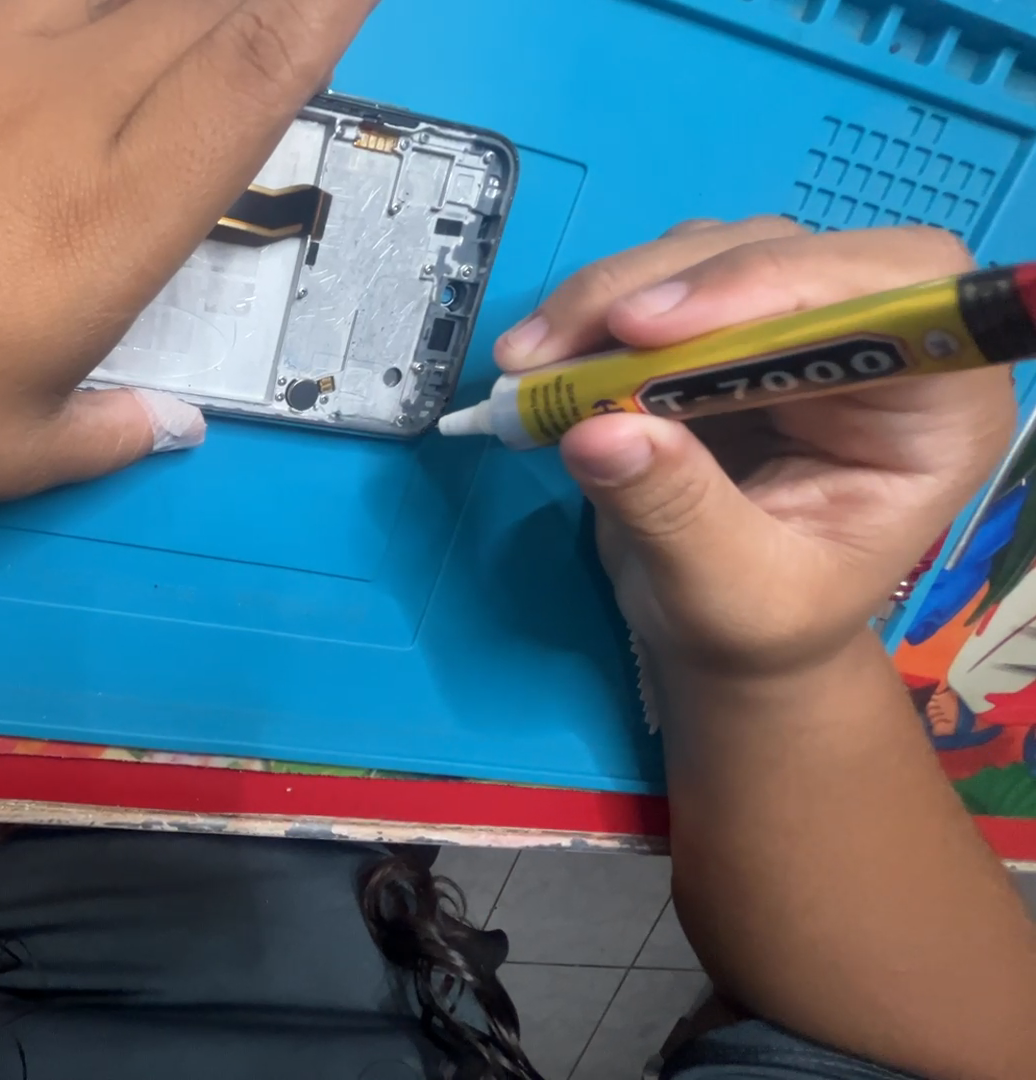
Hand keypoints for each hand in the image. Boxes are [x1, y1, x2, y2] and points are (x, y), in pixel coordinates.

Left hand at [0, 0, 377, 536]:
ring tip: (169, 23)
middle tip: (277, 11)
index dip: (322, 9)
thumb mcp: (19, 453)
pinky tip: (39, 13)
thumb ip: (115, 429)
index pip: (250, 77)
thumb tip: (175, 426)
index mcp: (112, 219)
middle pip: (195, 2)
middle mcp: (59, 108)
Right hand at [495, 220, 1015, 676]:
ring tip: (521, 363)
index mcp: (923, 409)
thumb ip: (673, 513)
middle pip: (775, 254)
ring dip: (598, 301)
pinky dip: (578, 324)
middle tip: (538, 352)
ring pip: (698, 259)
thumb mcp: (721, 589)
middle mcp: (863, 349)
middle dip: (646, 290)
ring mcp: (775, 339)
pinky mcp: (699, 346)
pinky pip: (643, 296)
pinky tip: (534, 369)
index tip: (639, 328)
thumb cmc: (751, 622)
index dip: (769, 284)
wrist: (718, 628)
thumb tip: (595, 431)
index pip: (888, 291)